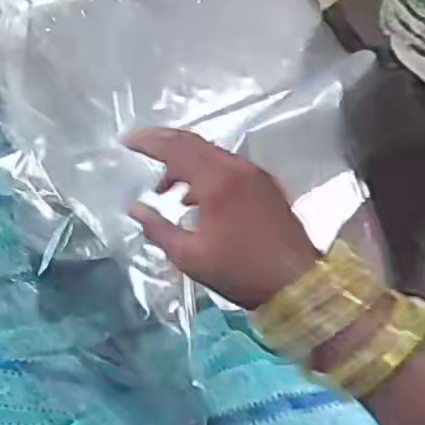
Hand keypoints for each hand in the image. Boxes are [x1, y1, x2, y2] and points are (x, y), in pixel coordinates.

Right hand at [123, 128, 319, 308]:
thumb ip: (157, 228)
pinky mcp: (266, 187)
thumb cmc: (239, 271)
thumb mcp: (188, 255)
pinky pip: (227, 167)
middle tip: (140, 148)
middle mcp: (238, 169)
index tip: (126, 140)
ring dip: (184, 163)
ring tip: (164, 188)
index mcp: (218, 182)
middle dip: (164, 144)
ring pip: (212, 154)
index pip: (176, 148)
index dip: (148, 141)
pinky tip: (193, 199)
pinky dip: (204, 172)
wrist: (298, 284)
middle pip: (195, 143)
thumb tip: (134, 209)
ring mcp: (256, 176)